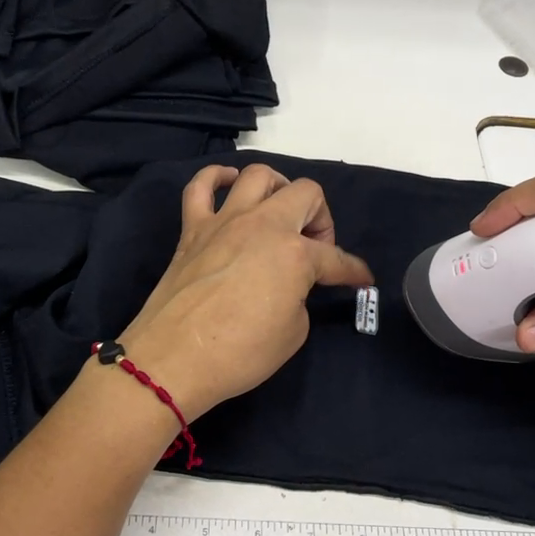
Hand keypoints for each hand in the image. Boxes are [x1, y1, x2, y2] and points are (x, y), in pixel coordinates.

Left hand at [114, 164, 373, 420]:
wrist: (173, 360)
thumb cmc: (240, 353)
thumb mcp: (294, 333)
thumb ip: (300, 298)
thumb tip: (291, 287)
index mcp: (294, 253)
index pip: (335, 259)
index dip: (353, 271)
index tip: (361, 280)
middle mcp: (262, 225)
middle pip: (305, 194)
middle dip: (320, 219)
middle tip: (315, 250)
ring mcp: (223, 222)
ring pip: (258, 176)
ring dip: (277, 188)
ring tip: (280, 212)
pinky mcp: (191, 230)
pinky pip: (200, 187)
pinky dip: (216, 178)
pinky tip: (228, 183)